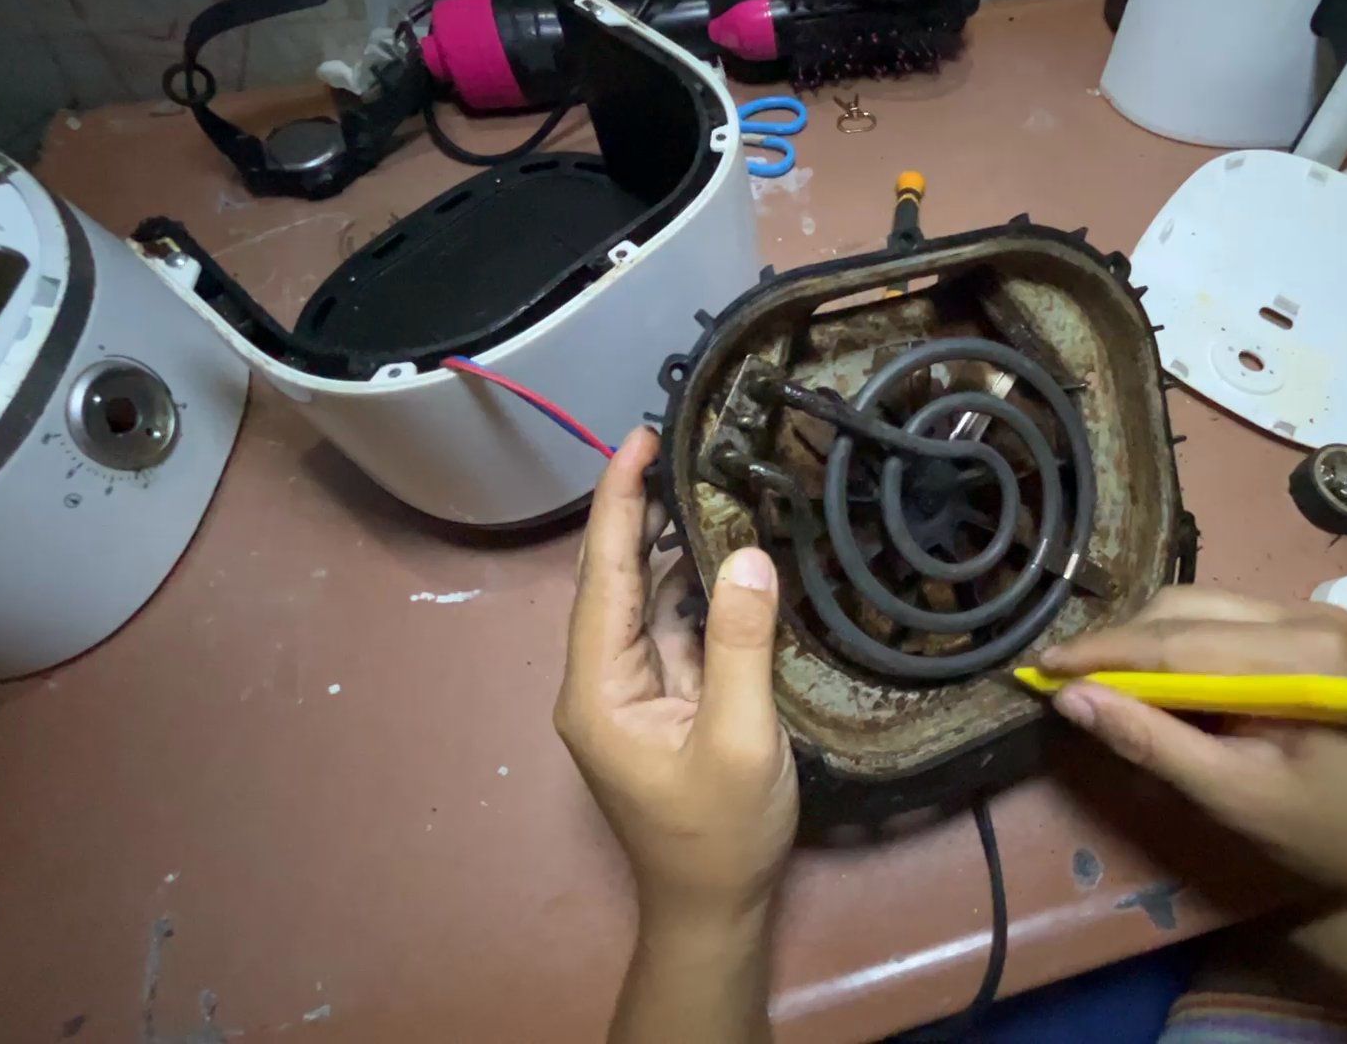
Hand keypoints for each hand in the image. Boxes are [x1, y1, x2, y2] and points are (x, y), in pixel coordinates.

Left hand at [554, 428, 798, 920]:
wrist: (712, 905)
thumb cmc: (719, 832)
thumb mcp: (738, 739)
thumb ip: (739, 646)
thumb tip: (747, 555)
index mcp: (599, 686)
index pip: (602, 574)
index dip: (618, 502)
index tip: (638, 440)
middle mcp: (602, 677)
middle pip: (612, 577)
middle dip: (636, 510)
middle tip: (678, 449)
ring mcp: (631, 686)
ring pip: (641, 597)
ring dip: (666, 543)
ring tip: (702, 485)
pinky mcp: (661, 694)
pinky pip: (670, 624)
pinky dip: (691, 584)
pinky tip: (718, 554)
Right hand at [1038, 588, 1346, 906]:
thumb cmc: (1337, 832)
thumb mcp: (1236, 797)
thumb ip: (1151, 742)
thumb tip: (1070, 699)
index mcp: (1305, 655)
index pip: (1176, 643)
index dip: (1100, 655)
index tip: (1040, 667)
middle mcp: (1309, 612)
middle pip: (1182, 610)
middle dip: (1117, 645)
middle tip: (1065, 681)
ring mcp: (1311, 611)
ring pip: (1193, 606)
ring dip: (1141, 643)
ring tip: (1102, 682)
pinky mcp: (1304, 623)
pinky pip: (1215, 618)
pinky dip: (1172, 645)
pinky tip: (1154, 679)